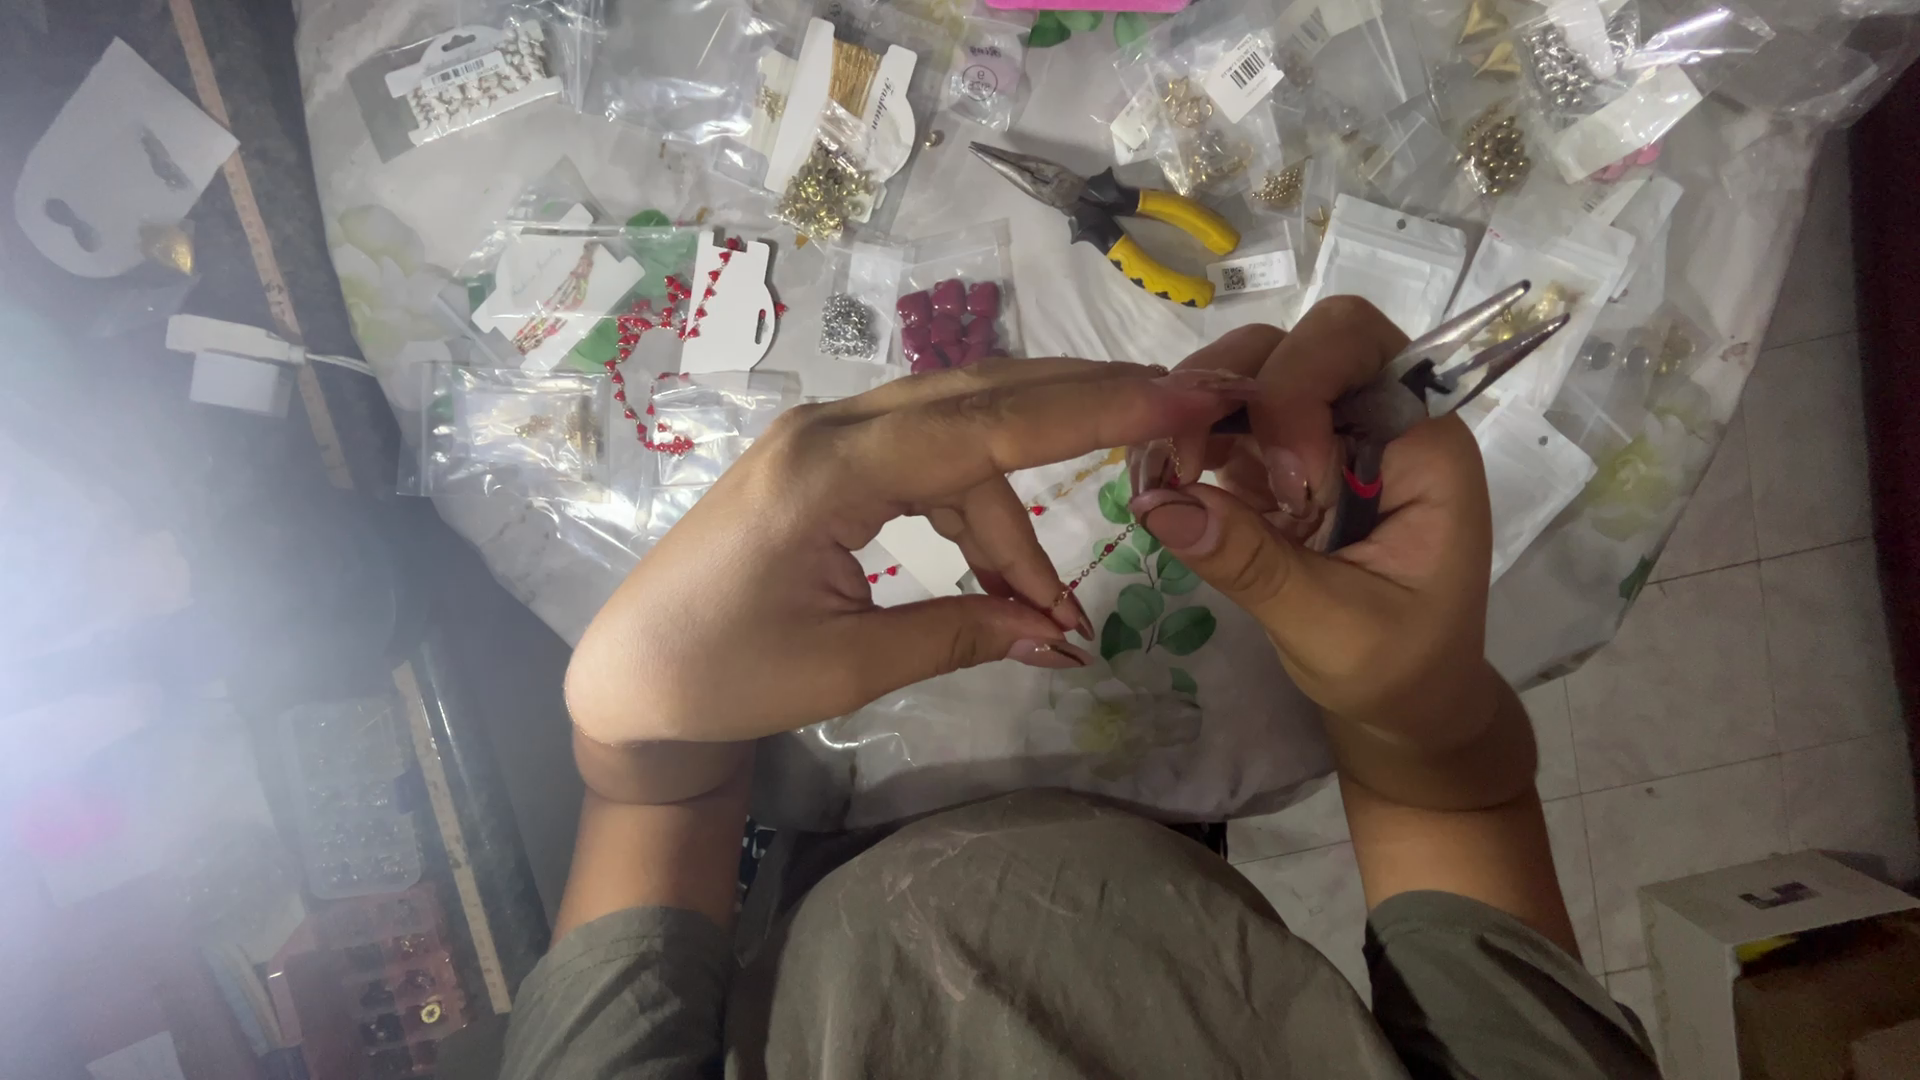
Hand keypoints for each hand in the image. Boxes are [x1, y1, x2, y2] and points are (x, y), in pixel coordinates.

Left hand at [566, 360, 1257, 746]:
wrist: (633, 676)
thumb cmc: (724, 676)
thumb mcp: (850, 664)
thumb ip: (962, 632)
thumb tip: (1061, 635)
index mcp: (829, 467)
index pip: (985, 423)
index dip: (1092, 412)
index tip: (1179, 399)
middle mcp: (833, 428)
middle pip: (983, 396)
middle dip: (1084, 408)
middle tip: (1175, 417)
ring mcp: (830, 438)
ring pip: (963, 438)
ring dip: (1019, 513)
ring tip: (1051, 604)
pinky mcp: (831, 463)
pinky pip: (931, 465)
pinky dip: (979, 515)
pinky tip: (1002, 573)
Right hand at [1129, 300, 1525, 805]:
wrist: (1401, 697)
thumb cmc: (1397, 666)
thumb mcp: (1335, 629)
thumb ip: (1254, 566)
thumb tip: (1159, 504)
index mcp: (1421, 446)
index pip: (1359, 352)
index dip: (1300, 394)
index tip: (1281, 490)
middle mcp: (1369, 421)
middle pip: (1296, 342)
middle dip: (1233, 386)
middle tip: (1191, 463)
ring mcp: (1316, 438)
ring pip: (1248, 372)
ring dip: (1192, 409)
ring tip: (1162, 474)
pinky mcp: (1272, 464)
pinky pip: (1221, 423)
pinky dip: (1181, 440)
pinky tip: (1159, 481)